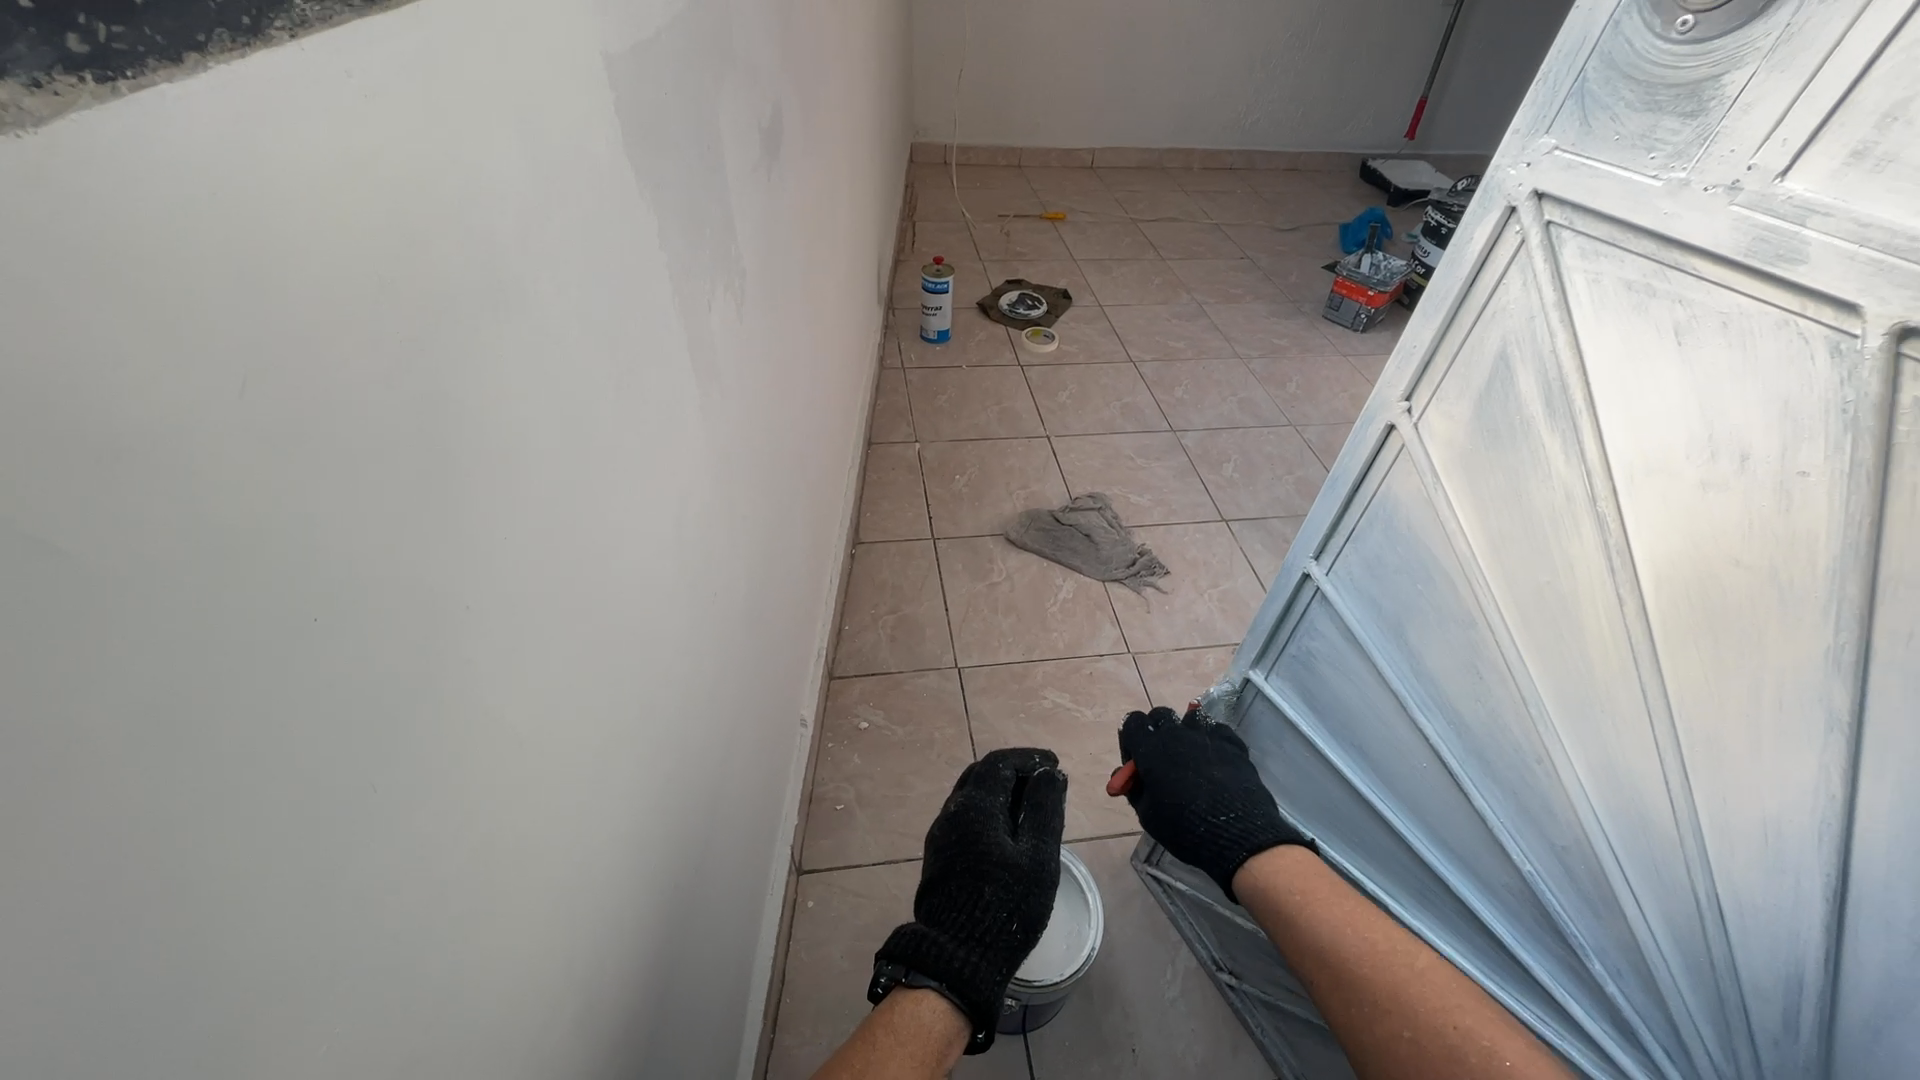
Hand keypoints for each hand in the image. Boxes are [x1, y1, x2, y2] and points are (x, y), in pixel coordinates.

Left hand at [874, 748, 1067, 1053]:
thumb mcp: (1038, 857)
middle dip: (1015, 771)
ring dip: (1001, 791)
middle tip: (1045, 782)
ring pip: (971, 796)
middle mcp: (953, 812)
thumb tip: (1049, 773)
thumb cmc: (1006, 905)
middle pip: (982, 775)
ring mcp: (942, 834)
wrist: (956, 955)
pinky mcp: (940, 854)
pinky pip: (966, 816)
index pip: (1000, 763)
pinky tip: (1008, 830)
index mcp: (975, 806)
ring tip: (1032, 806)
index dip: (1029, 758)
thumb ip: (1044, 810)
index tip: (1054, 764)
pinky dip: (990, 810)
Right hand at [1115, 706, 1309, 900]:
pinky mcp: (1232, 744)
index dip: (1132, 739)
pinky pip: (1217, 730)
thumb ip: (1135, 789)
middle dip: (1156, 731)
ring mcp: (1207, 736)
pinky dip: (1212, 739)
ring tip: (1190, 754)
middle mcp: (1177, 734)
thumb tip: (1128, 776)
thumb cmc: (1185, 828)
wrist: (1238, 836)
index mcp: (1151, 748)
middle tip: (1161, 757)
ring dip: (1185, 730)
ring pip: (1191, 718)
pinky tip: (1214, 758)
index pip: (1133, 722)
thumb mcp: (1147, 814)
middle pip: (1160, 716)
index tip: (1137, 760)